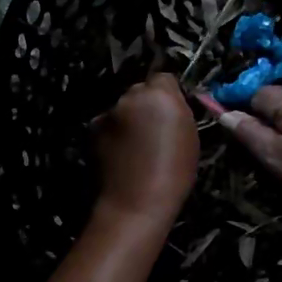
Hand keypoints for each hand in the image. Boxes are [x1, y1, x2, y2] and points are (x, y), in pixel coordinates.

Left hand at [94, 74, 198, 225]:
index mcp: (159, 95)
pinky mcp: (91, 130)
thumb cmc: (174, 174)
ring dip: (128, 120)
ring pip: (122, 109)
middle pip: (140, 91)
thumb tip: (169, 106)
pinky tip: (121, 155)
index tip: (172, 114)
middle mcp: (130, 96)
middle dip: (146, 106)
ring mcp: (107, 112)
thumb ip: (178, 112)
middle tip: (154, 132)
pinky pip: (108, 125)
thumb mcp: (190, 137)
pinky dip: (114, 135)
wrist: (136, 203)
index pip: (163, 78)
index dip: (168, 95)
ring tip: (136, 148)